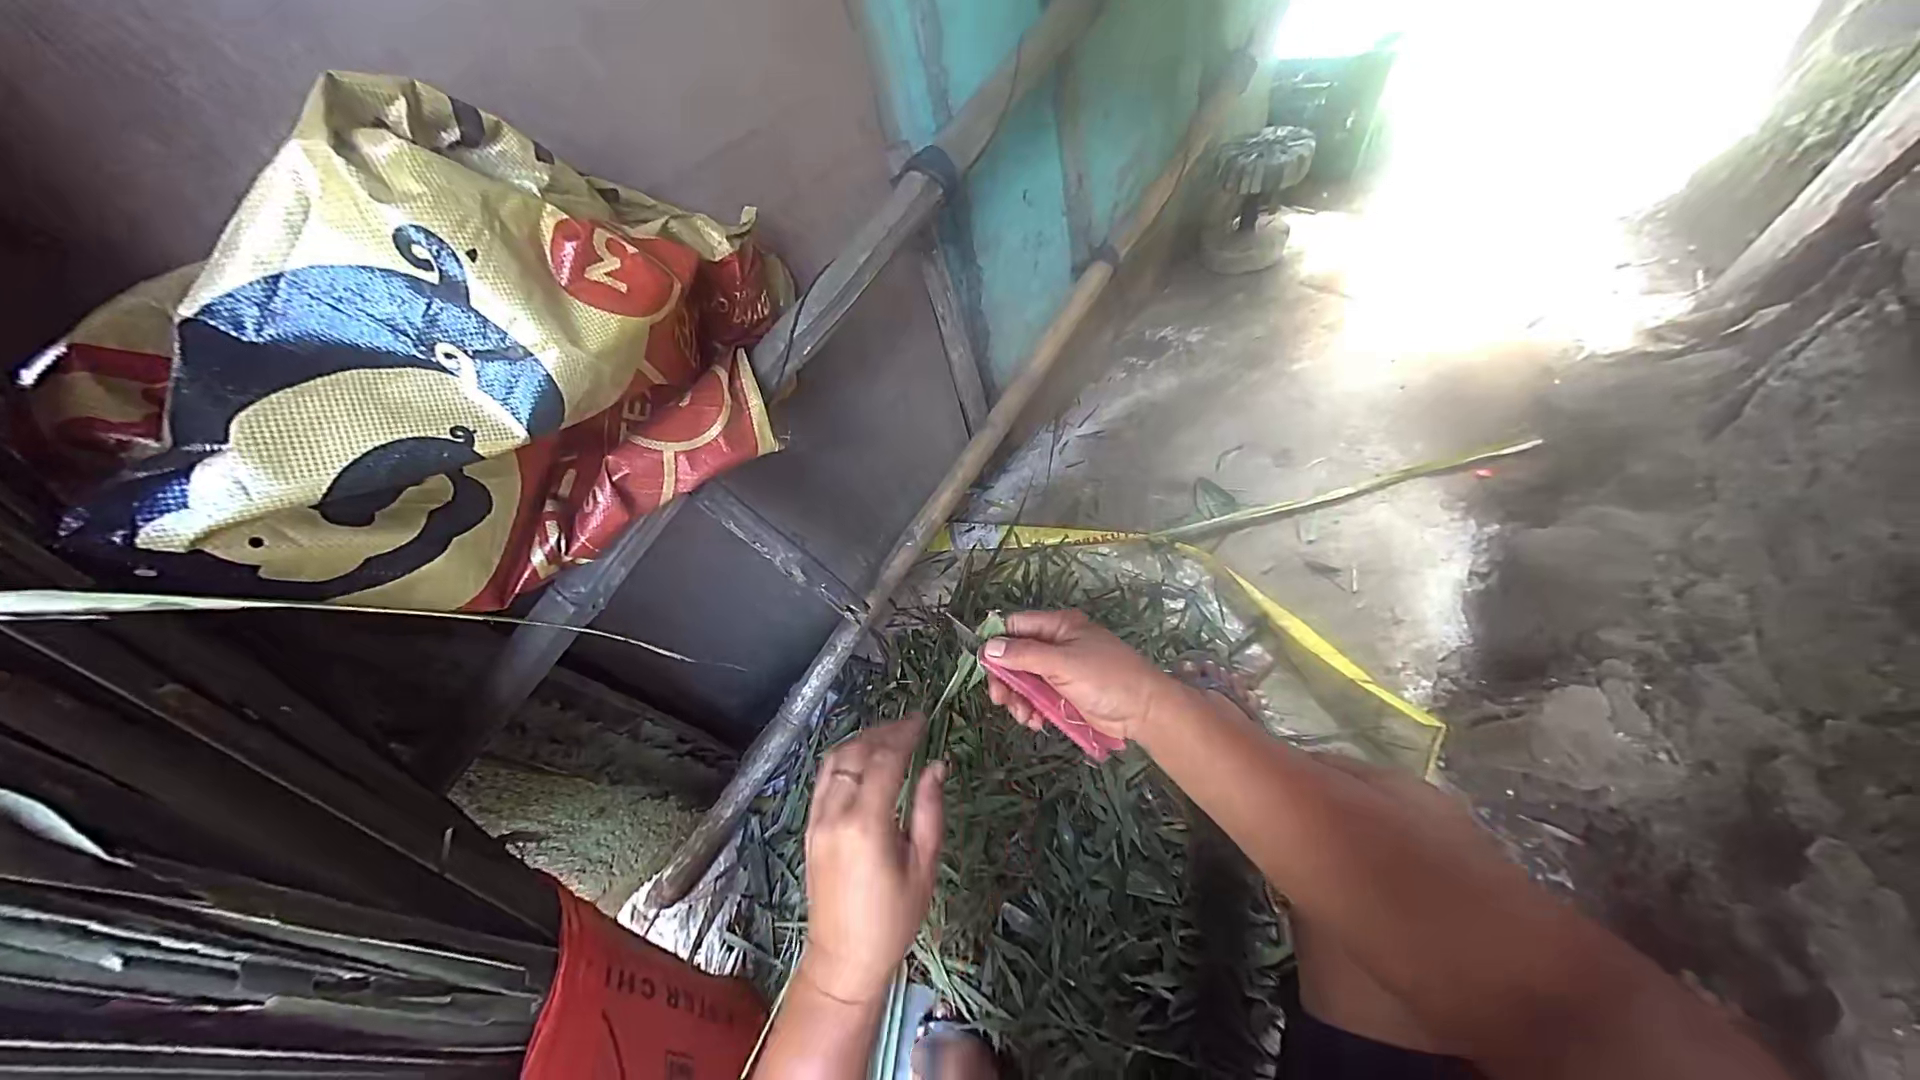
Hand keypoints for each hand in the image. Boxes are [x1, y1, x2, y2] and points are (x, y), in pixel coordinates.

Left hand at [800, 713, 945, 1004]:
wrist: (844, 959)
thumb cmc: (893, 919)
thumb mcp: (923, 866)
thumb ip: (929, 810)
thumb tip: (936, 765)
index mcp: (866, 824)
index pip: (885, 760)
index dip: (904, 734)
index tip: (922, 720)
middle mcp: (835, 814)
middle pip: (856, 753)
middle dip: (884, 732)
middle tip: (910, 725)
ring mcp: (816, 819)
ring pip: (834, 760)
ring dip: (861, 740)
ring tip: (889, 735)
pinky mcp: (809, 827)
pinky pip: (824, 778)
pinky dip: (844, 758)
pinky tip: (863, 757)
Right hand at [982, 609, 1180, 741]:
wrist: (1144, 711)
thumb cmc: (1106, 678)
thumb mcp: (1062, 663)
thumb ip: (1023, 655)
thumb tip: (987, 647)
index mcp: (1058, 626)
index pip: (1015, 626)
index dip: (997, 644)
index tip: (985, 667)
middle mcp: (1057, 644)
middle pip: (1015, 656)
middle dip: (1006, 679)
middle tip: (1001, 700)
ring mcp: (1061, 670)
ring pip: (1024, 680)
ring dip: (1018, 699)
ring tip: (1024, 716)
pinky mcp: (1065, 693)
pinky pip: (1038, 697)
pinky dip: (1032, 709)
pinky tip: (1036, 721)